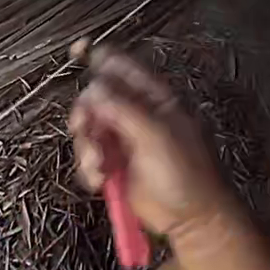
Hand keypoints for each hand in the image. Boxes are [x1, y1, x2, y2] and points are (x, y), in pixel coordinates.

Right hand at [68, 47, 241, 245]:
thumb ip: (123, 109)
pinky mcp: (115, 166)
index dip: (102, 57)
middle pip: (98, 99)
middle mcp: (137, 115)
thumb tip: (94, 88)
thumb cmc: (185, 173)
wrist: (191, 219)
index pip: (125, 68)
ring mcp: (124, 141)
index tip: (78, 50)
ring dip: (88, 147)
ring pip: (90, 129)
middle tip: (83, 126)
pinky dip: (89, 167)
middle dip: (87, 113)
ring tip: (99, 166)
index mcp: (155, 99)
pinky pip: (89, 157)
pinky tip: (100, 180)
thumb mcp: (155, 135)